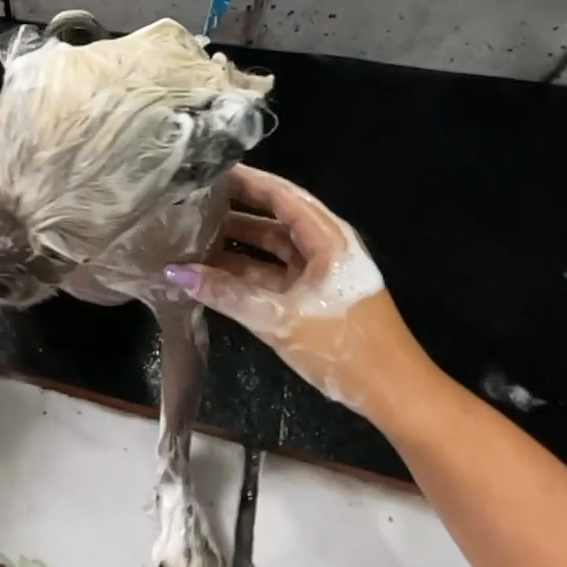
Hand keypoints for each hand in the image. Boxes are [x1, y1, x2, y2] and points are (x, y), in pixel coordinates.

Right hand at [162, 166, 435, 419]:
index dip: (245, 180)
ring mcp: (316, 274)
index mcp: (327, 240)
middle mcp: (322, 248)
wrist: (392, 396)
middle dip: (233, 210)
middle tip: (188, 202)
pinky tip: (207, 272)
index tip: (206, 170)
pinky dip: (240, 271)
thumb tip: (174, 272)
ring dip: (233, 244)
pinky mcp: (309, 298)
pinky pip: (268, 273)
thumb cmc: (343, 347)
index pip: (281, 195)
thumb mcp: (279, 319)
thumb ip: (225, 293)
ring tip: (189, 235)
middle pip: (272, 218)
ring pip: (268, 248)